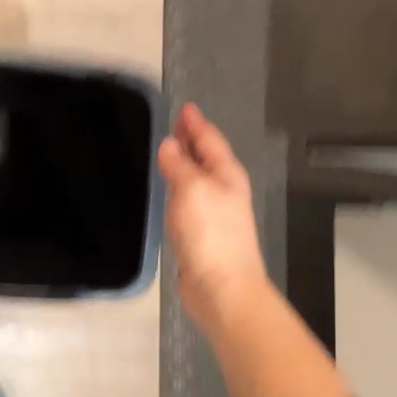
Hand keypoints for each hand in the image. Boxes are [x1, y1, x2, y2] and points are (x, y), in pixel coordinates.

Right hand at [158, 103, 272, 330]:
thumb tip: (170, 146)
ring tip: (169, 151)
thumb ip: (180, 166)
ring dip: (185, 163)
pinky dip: (179, 186)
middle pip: (207, 158)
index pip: (210, 141)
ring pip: (198, 178)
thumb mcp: (193, 191)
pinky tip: (169, 188)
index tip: (185, 108)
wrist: (222, 289)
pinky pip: (188, 199)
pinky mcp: (201, 233)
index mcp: (227, 176)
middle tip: (176, 124)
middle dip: (192, 140)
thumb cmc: (211, 236)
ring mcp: (214, 213)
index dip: (196, 124)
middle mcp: (223, 191)